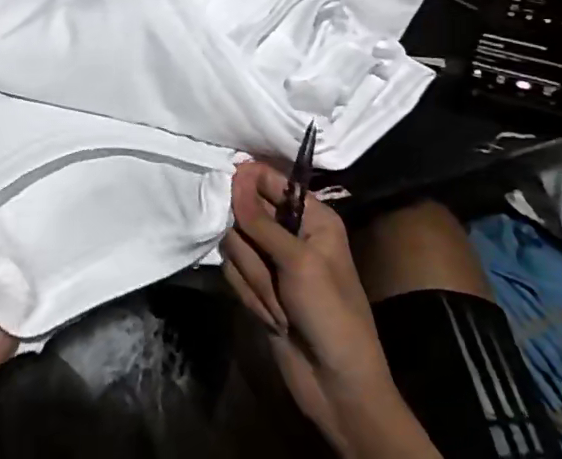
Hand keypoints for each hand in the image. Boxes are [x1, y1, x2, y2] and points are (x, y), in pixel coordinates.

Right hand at [220, 163, 437, 458]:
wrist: (336, 384)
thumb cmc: (330, 312)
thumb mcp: (299, 261)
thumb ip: (262, 220)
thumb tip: (236, 176)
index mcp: (313, 217)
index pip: (271, 182)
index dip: (248, 180)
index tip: (226, 183)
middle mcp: (291, 233)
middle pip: (245, 214)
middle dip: (250, 245)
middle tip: (269, 270)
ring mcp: (272, 262)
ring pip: (236, 246)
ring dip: (252, 277)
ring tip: (278, 305)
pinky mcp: (258, 287)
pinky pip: (234, 274)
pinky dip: (249, 296)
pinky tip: (272, 318)